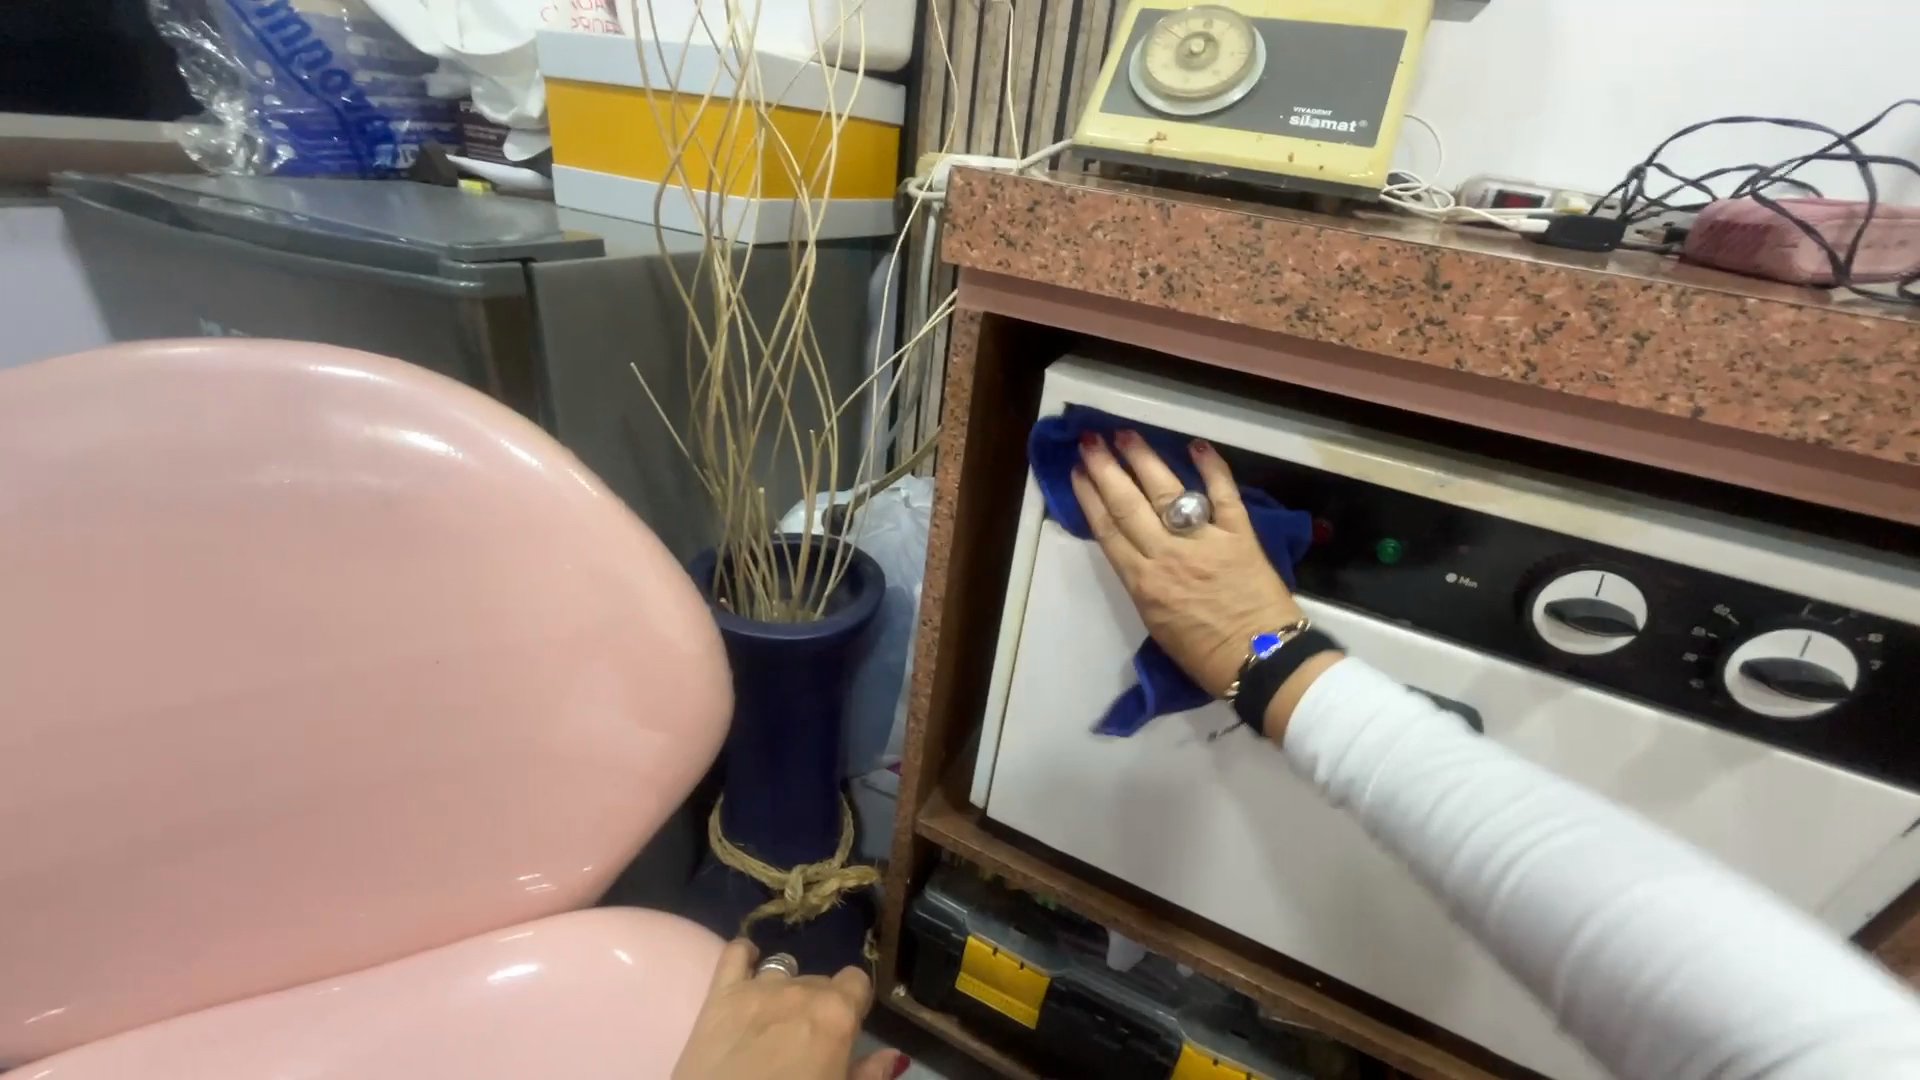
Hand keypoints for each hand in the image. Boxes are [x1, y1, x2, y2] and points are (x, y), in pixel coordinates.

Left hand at [671, 940, 907, 1079]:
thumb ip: (869, 1074)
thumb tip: (893, 1055)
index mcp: (838, 1013)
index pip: (857, 981)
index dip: (852, 1005)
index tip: (844, 1031)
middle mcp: (803, 988)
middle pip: (819, 980)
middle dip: (817, 1005)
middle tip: (805, 1045)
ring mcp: (759, 987)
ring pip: (783, 970)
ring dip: (784, 990)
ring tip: (774, 1024)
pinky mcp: (720, 994)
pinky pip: (736, 953)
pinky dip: (745, 955)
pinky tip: (748, 966)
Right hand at [1070, 430, 1304, 699]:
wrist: (1261, 662)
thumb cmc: (1204, 654)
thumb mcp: (1156, 623)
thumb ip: (1143, 582)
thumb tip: (1133, 550)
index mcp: (1143, 582)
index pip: (1108, 530)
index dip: (1089, 497)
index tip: (1076, 472)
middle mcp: (1167, 555)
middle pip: (1128, 504)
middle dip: (1105, 469)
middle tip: (1090, 441)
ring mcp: (1204, 541)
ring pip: (1166, 492)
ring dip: (1144, 460)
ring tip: (1126, 435)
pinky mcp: (1239, 535)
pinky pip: (1223, 495)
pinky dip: (1211, 468)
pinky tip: (1196, 446)